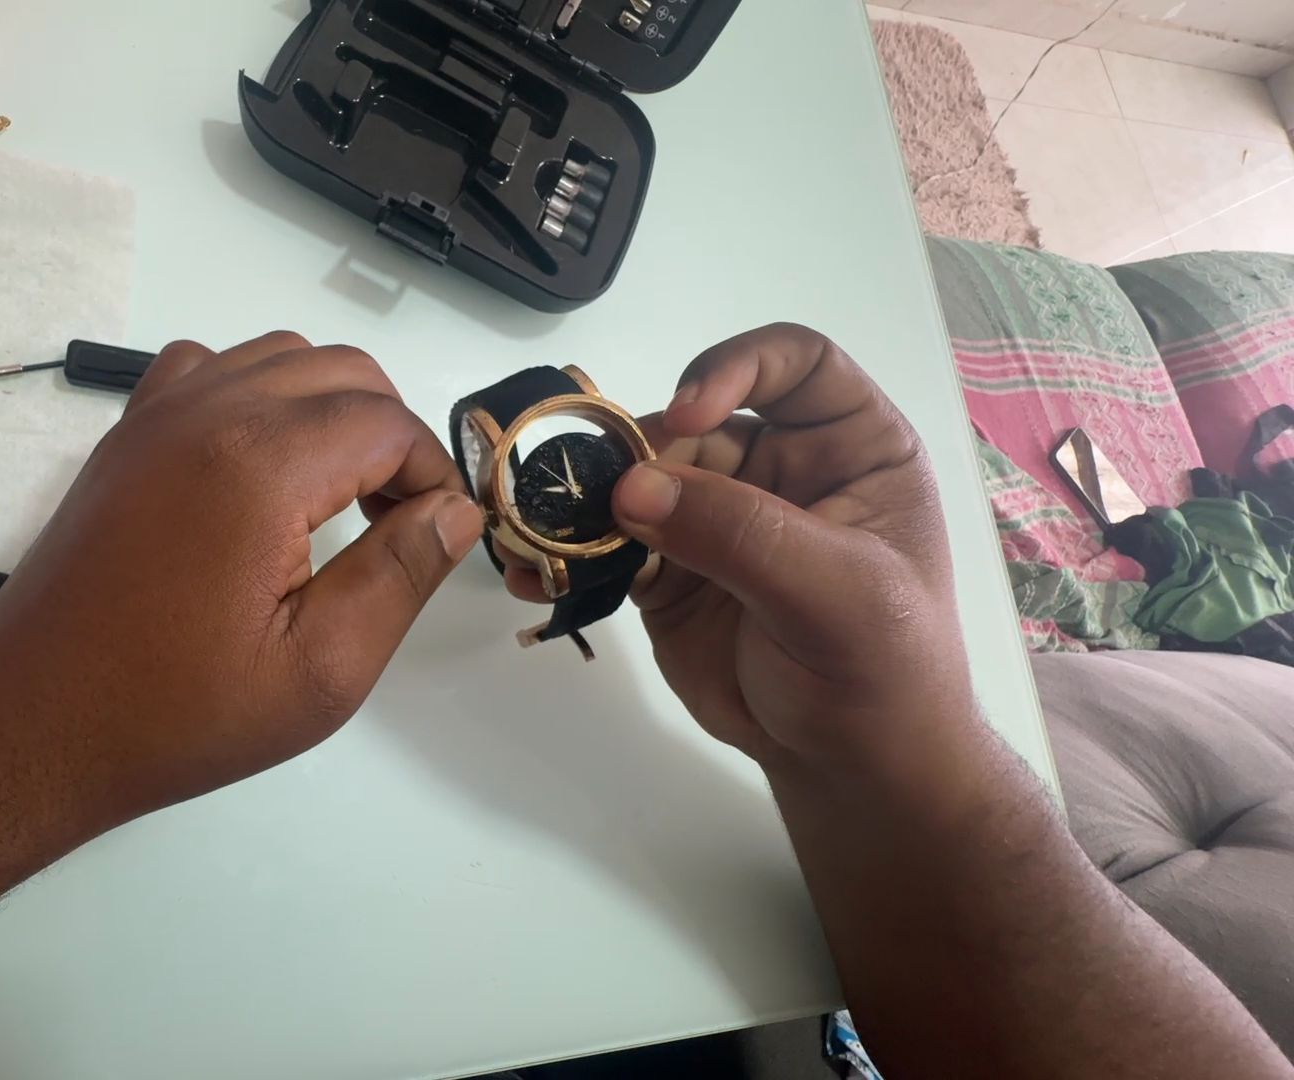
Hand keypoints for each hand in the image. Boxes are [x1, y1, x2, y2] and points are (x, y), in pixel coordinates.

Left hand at [0, 332, 485, 829]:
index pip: (388, 423)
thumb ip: (401, 575)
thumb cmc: (178, 712)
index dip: (432, 474)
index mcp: (260, 464)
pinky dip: (259, 393)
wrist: (33, 723)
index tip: (435, 533)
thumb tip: (455, 511)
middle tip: (398, 519)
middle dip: (393, 435)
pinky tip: (260, 460)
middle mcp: (207, 410)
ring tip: (339, 491)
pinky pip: (211, 367)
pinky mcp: (127, 433)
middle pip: (344, 372)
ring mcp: (156, 413)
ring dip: (333, 408)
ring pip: (282, 356)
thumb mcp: (321, 670)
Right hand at [503, 324, 980, 775]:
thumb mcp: (836, 595)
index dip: (733, 369)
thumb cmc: (877, 671)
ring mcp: (707, 520)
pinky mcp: (661, 567)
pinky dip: (564, 554)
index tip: (685, 419)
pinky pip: (604, 544)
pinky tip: (530, 573)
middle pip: (684, 427)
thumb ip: (739, 534)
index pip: (790, 364)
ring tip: (534, 533)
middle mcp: (768, 471)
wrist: (840, 761)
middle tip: (589, 501)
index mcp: (842, 449)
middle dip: (632, 456)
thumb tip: (629, 489)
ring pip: (631, 481)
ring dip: (581, 503)